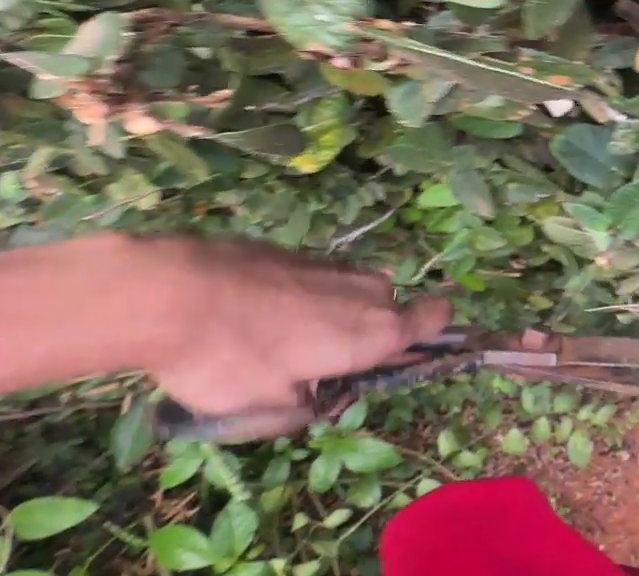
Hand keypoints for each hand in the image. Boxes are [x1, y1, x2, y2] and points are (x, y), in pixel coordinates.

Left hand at [136, 235, 449, 417]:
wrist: (173, 293)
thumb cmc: (230, 358)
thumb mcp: (261, 407)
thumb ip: (302, 408)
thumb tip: (316, 399)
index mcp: (378, 332)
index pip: (439, 316)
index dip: (426, 334)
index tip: (391, 356)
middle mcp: (373, 294)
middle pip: (388, 311)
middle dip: (361, 335)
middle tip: (312, 363)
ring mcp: (339, 269)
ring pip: (351, 296)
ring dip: (329, 316)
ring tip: (270, 341)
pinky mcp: (303, 255)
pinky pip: (318, 283)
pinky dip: (298, 299)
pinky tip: (247, 317)